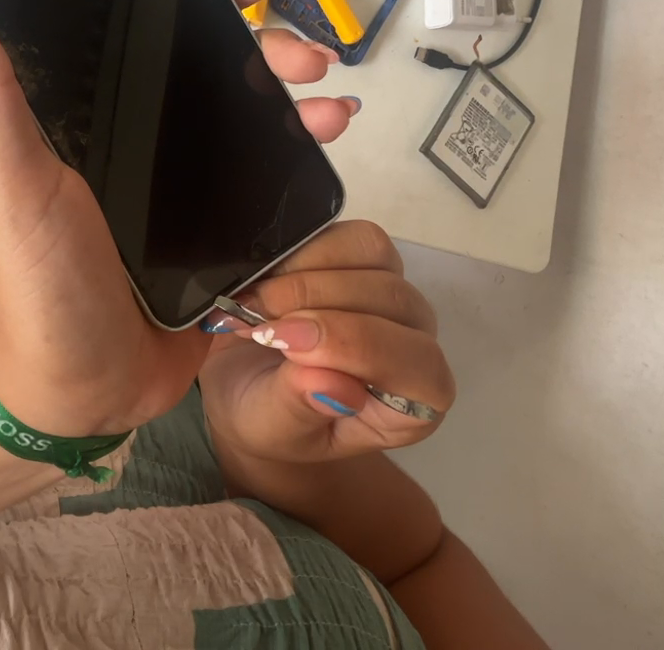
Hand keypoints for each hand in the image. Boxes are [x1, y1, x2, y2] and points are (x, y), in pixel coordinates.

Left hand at [0, 0, 360, 437]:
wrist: (78, 388)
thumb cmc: (39, 281)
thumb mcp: (14, 184)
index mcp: (93, 116)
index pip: (151, 33)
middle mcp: (142, 138)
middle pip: (216, 68)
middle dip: (269, 44)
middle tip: (305, 52)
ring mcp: (186, 183)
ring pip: (252, 116)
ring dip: (295, 94)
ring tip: (327, 96)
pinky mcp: (222, 229)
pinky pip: (271, 179)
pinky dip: (304, 154)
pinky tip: (330, 142)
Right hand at [199, 221, 454, 463]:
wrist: (244, 388)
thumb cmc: (266, 420)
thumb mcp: (271, 427)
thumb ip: (302, 409)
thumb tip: (336, 386)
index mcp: (410, 403)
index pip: (419, 365)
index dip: (356, 345)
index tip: (286, 343)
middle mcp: (412, 344)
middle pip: (393, 300)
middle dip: (316, 302)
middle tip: (254, 319)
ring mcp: (387, 296)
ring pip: (375, 256)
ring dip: (307, 270)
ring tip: (254, 298)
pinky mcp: (359, 260)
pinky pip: (350, 236)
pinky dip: (303, 246)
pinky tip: (267, 272)